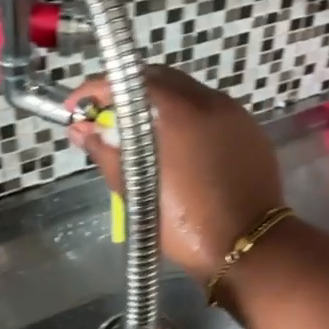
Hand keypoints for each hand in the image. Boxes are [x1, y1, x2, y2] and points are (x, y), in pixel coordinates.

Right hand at [65, 66, 284, 284]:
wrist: (251, 248)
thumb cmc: (188, 223)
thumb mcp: (138, 192)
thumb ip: (107, 153)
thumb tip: (82, 130)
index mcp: (181, 111)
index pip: (133, 80)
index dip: (98, 89)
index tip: (77, 107)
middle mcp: (211, 101)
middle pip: (162, 79)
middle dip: (129, 92)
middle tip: (105, 117)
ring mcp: (235, 113)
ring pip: (189, 93)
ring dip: (160, 104)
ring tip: (139, 132)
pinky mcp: (250, 130)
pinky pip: (212, 111)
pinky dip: (188, 118)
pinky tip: (178, 145)